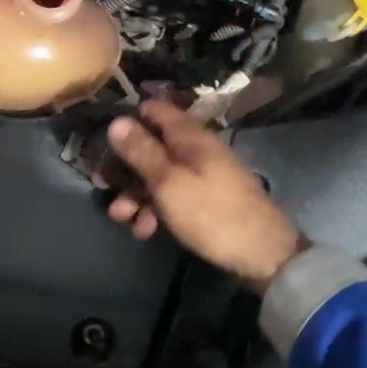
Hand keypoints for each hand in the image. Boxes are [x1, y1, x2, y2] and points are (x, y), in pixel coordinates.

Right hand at [103, 100, 305, 291]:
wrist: (265, 257)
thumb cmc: (212, 215)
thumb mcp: (168, 183)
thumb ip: (141, 152)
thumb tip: (116, 121)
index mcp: (189, 137)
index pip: (153, 110)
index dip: (126, 122)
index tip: (103, 142)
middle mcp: (195, 150)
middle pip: (150, 146)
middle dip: (124, 166)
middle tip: (101, 184)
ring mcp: (201, 176)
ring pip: (157, 175)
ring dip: (135, 194)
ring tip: (121, 216)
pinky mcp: (204, 201)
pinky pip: (171, 196)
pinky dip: (154, 209)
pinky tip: (145, 230)